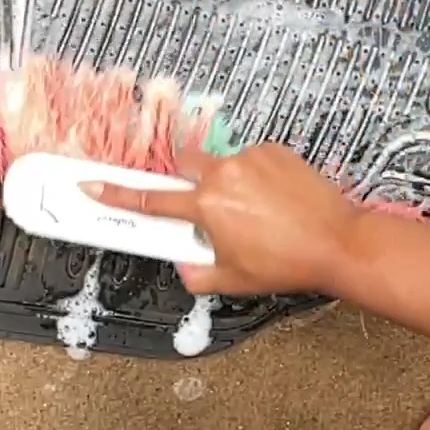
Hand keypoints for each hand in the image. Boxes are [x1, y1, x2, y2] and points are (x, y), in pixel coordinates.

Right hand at [84, 144, 362, 294]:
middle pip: (185, 168)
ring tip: (256, 211)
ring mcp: (250, 158)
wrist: (337, 242)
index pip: (151, 200)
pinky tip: (275, 200)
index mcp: (206, 207)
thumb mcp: (234, 279)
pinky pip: (251, 158)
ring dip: (226, 182)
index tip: (92, 184)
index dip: (117, 194)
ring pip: (221, 163)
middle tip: (207, 207)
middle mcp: (223, 175)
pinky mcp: (275, 150)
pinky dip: (255, 176)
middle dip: (188, 184)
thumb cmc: (287, 263)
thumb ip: (197, 272)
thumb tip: (184, 264)